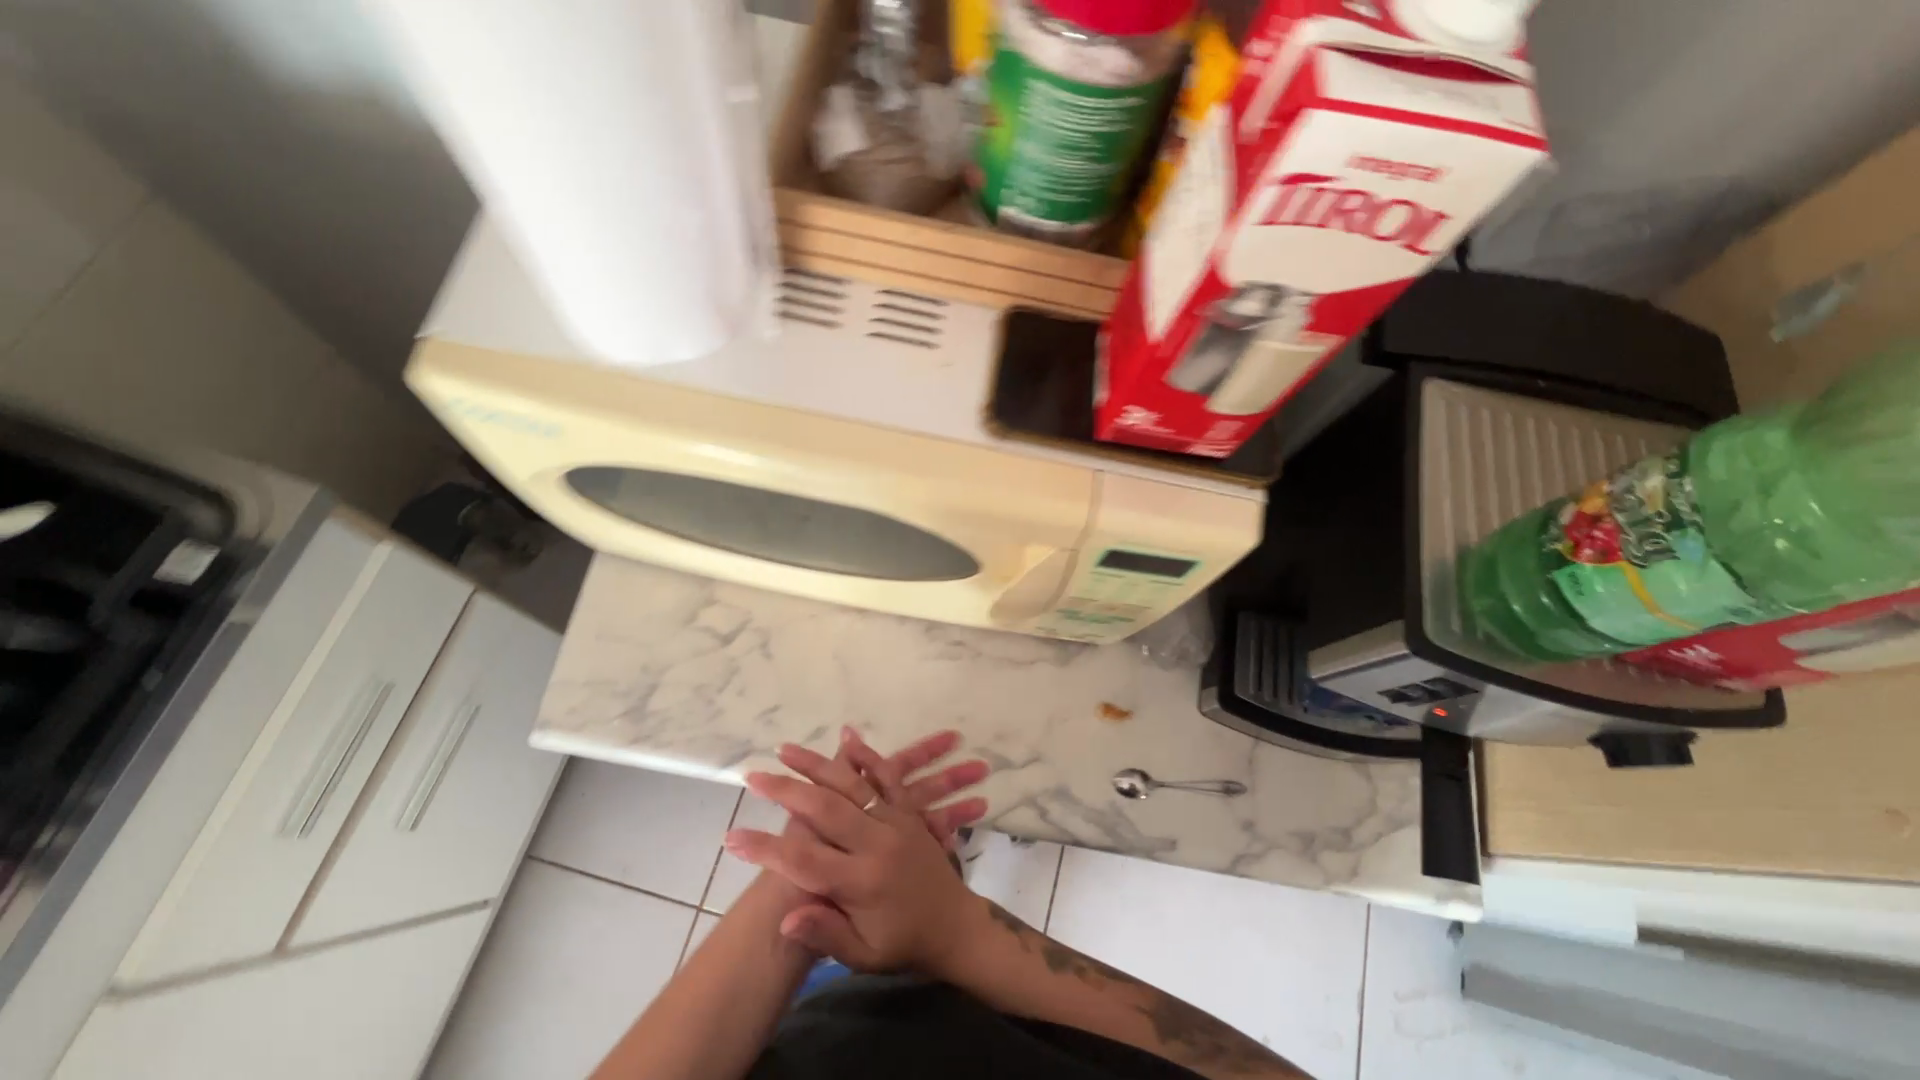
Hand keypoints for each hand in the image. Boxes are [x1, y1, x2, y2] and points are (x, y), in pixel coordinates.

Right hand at [727, 740, 991, 975]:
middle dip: (785, 791)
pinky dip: (867, 758)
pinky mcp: (909, 814)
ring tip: (785, 749)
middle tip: (753, 777)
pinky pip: (889, 779)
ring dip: (818, 765)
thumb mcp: (864, 956)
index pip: (803, 861)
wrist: (957, 929)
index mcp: (861, 883)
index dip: (765, 849)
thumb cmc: (903, 945)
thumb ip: (826, 935)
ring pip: (853, 785)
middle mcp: (877, 846)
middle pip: (824, 809)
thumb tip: (785, 919)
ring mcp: (896, 824)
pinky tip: (847, 738)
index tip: (732, 838)